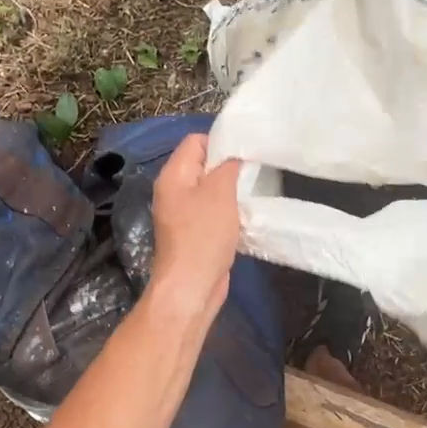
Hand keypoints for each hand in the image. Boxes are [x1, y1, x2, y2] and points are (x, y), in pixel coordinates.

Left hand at [145, 134, 242, 319]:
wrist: (191, 286)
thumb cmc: (204, 235)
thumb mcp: (220, 192)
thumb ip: (227, 166)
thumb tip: (233, 156)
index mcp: (173, 175)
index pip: (195, 141)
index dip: (220, 142)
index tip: (246, 152)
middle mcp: (173, 191)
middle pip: (203, 165)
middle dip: (228, 166)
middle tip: (253, 171)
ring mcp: (182, 213)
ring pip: (210, 189)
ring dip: (230, 190)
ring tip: (251, 192)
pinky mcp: (194, 232)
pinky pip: (212, 211)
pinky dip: (228, 210)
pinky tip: (244, 215)